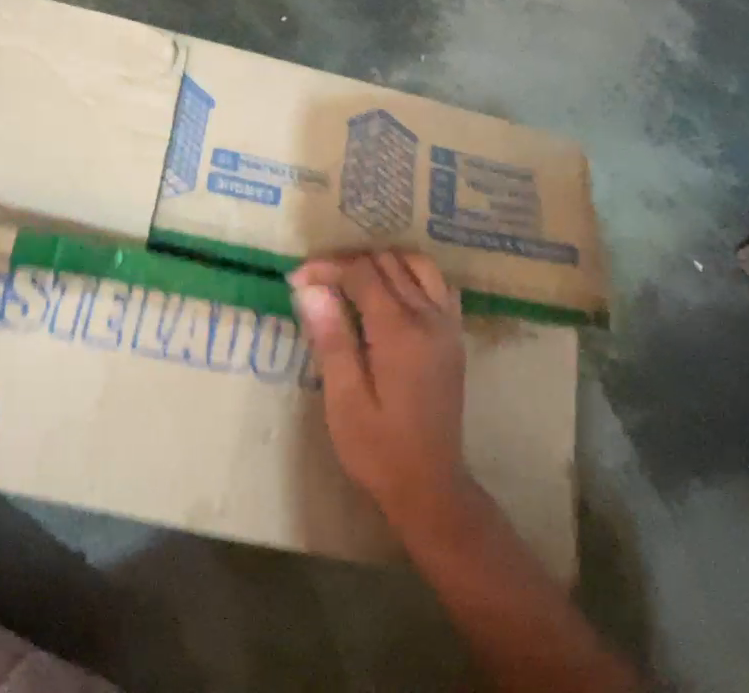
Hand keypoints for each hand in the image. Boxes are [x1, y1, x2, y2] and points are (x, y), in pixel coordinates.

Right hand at [290, 253, 473, 537]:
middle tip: (314, 283)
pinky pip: (437, 286)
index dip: (326, 268)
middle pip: (389, 262)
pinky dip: (409, 276)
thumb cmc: (377, 447)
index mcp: (400, 332)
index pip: (362, 273)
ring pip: (418, 266)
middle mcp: (430, 319)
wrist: (429, 485)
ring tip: (347, 281)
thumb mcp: (344, 398)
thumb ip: (331, 338)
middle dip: (348, 262)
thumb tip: (309, 288)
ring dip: (381, 263)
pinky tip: (386, 296)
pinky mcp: (454, 339)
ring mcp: (448, 327)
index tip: (295, 281)